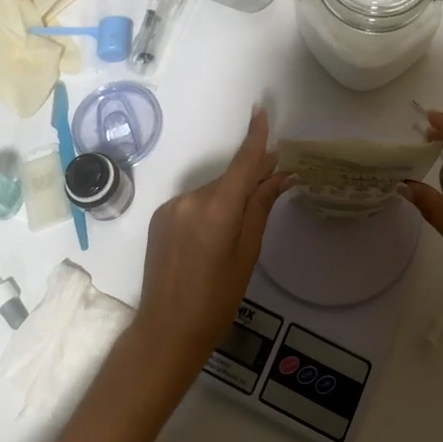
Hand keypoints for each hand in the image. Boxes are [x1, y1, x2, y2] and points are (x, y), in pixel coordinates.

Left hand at [134, 105, 293, 358]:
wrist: (166, 331)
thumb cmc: (217, 299)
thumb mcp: (247, 254)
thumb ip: (260, 207)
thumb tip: (282, 175)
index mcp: (217, 210)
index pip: (243, 163)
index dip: (256, 137)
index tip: (261, 110)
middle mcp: (191, 200)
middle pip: (229, 180)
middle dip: (249, 181)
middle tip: (274, 185)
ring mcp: (172, 207)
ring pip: (212, 192)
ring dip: (227, 200)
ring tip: (234, 233)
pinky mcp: (160, 217)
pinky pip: (194, 204)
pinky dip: (208, 210)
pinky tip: (210, 239)